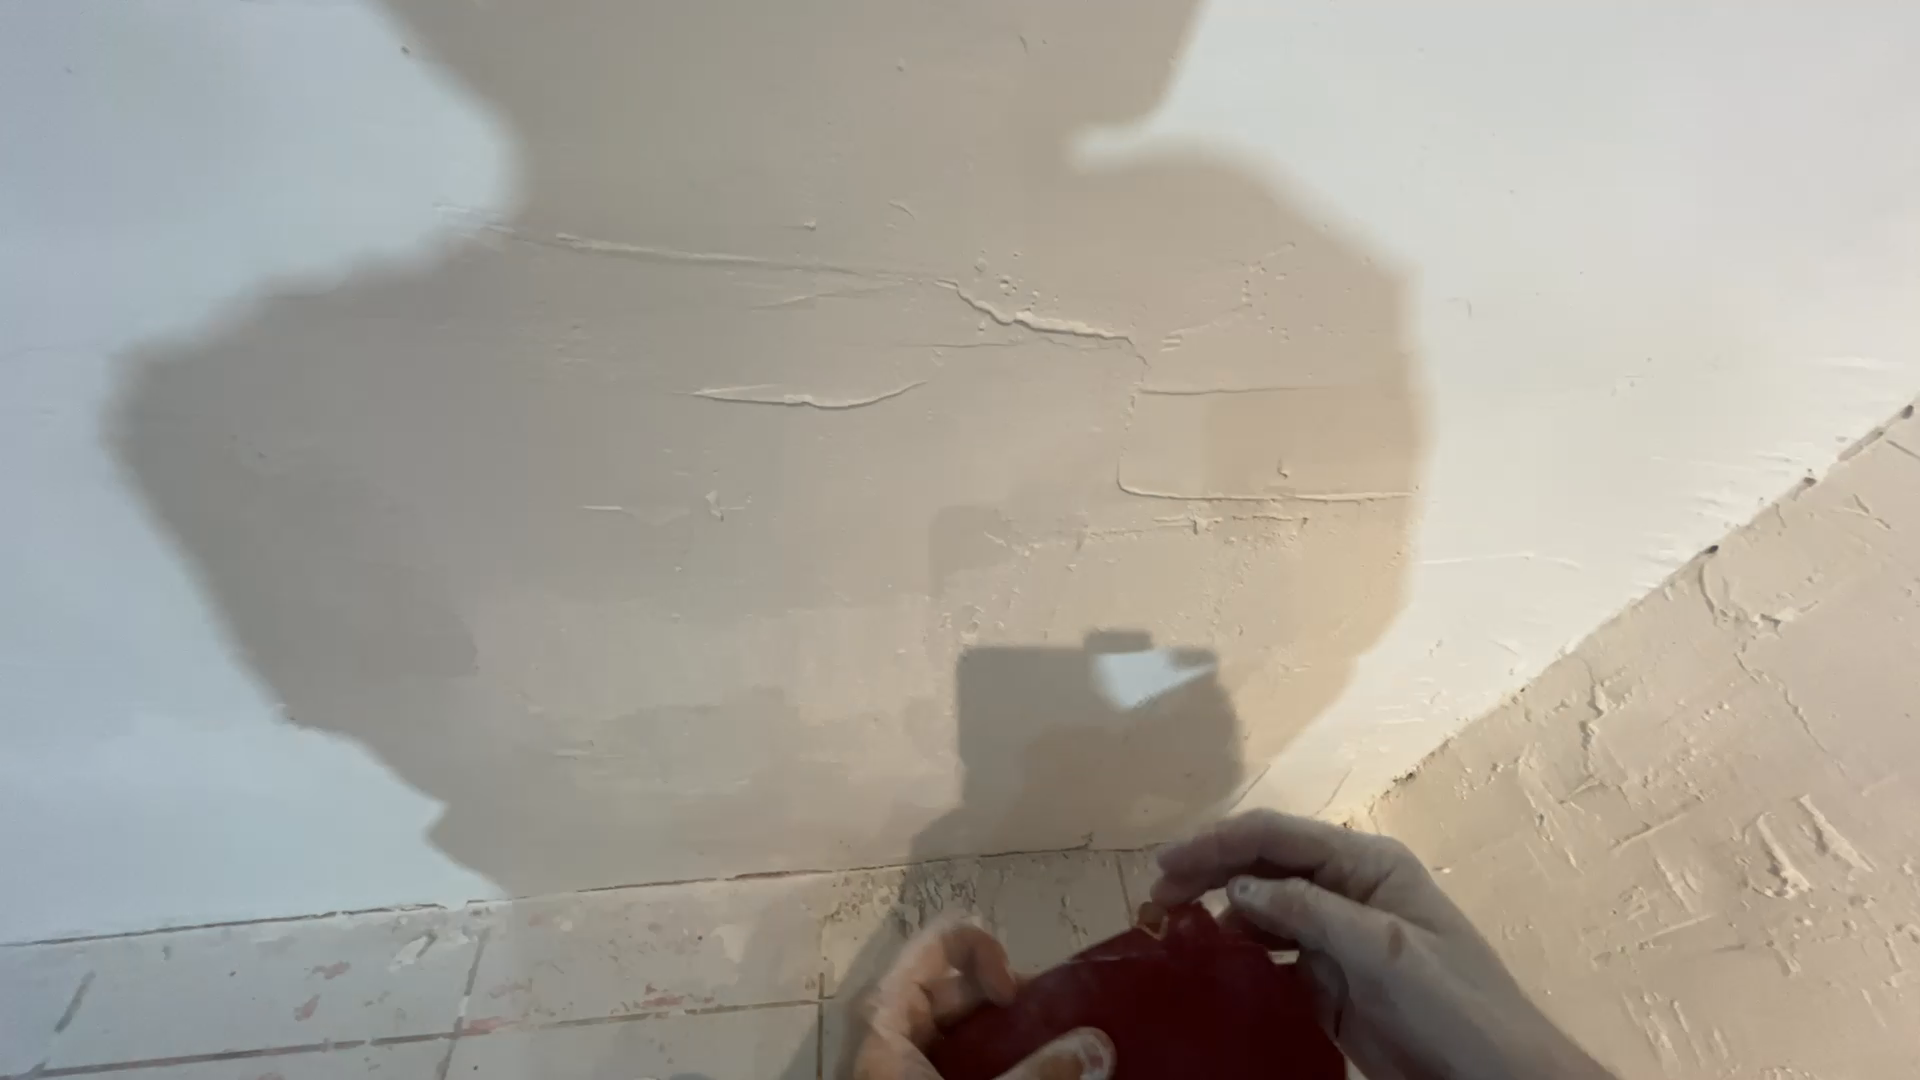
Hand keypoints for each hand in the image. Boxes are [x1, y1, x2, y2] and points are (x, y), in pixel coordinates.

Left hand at [850, 917, 1114, 1079]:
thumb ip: (1037, 1075)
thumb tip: (1098, 1045)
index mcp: (887, 1011)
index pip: (938, 944)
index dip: (983, 952)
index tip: (1015, 995)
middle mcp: (892, 1025)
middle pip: (959, 986)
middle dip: (1011, 1002)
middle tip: (1054, 1027)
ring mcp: (903, 1062)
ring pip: (965, 1027)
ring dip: (1009, 1036)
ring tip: (1053, 1054)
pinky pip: (962, 1060)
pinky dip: (995, 1062)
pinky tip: (1031, 1075)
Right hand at [1154, 810, 1612, 1079]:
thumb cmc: (1460, 1011)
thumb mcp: (1388, 953)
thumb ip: (1310, 911)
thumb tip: (1236, 886)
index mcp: (1363, 863)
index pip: (1276, 835)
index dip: (1218, 841)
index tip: (1167, 862)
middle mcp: (1342, 887)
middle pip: (1261, 863)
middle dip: (1208, 870)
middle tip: (1157, 895)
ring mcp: (1334, 933)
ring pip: (1260, 906)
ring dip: (1218, 912)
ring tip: (1172, 928)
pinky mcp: (1326, 978)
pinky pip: (1270, 954)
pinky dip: (1238, 954)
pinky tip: (1210, 964)